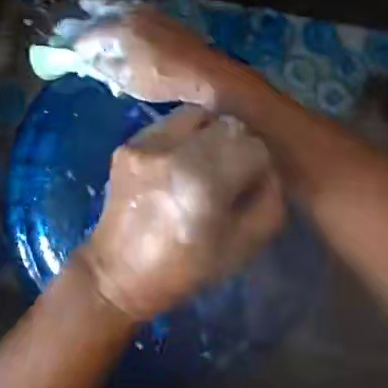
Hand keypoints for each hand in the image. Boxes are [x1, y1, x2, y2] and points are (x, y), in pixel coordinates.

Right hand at [72, 7, 243, 106]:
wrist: (205, 72)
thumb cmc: (163, 80)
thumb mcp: (127, 81)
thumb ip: (103, 68)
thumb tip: (88, 60)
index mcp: (118, 29)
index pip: (87, 35)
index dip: (75, 44)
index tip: (66, 48)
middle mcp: (131, 14)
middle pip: (102, 8)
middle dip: (86, 13)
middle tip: (73, 17)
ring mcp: (149, 11)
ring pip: (119, 4)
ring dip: (104, 6)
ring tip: (93, 8)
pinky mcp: (163, 16)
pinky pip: (134, 7)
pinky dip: (121, 9)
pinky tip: (122, 15)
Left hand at [77, 105, 285, 321]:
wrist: (119, 272)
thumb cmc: (185, 267)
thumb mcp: (242, 247)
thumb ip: (268, 201)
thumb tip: (267, 169)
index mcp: (205, 183)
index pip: (254, 146)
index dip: (259, 165)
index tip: (250, 184)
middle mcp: (174, 153)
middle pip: (228, 125)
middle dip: (237, 146)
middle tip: (230, 171)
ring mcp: (147, 143)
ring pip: (198, 115)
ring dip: (210, 134)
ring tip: (204, 161)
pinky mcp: (128, 142)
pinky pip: (169, 123)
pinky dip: (182, 136)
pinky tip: (178, 162)